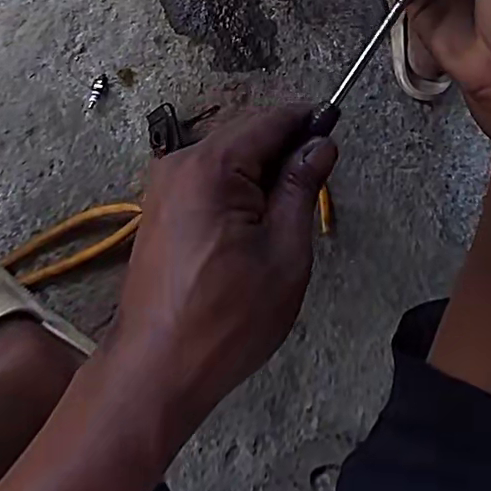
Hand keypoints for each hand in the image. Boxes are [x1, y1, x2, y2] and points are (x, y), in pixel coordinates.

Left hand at [111, 108, 337, 423]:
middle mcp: (180, 163)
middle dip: (285, 150)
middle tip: (317, 183)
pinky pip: (208, 178)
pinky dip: (238, 188)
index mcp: (210, 167)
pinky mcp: (160, 207)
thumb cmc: (227, 318)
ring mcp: (164, 184)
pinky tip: (254, 222)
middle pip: (246, 135)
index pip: (269, 121)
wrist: (155, 370)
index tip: (336, 128)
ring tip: (287, 211)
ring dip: (262, 172)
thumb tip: (321, 144)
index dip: (307, 120)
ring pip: (228, 157)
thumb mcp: (284, 252)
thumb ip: (302, 187)